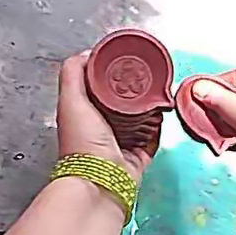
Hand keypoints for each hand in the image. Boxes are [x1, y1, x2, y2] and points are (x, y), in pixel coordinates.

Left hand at [57, 52, 153, 182]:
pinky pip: (153, 136)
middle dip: (134, 87)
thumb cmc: (83, 142)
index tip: (126, 59)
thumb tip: (88, 54)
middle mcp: (102, 126)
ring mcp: (121, 142)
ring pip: (139, 117)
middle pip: (121, 100)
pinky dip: (159, 125)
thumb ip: (73, 73)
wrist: (100, 180)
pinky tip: (164, 112)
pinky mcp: (139, 155)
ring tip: (159, 89)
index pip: (99, 86)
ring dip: (149, 104)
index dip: (111, 72)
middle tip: (148, 74)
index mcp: (84, 112)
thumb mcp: (71, 99)